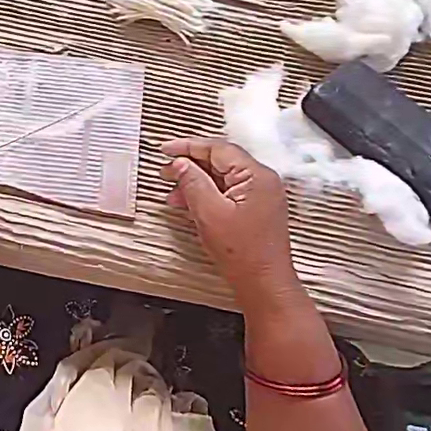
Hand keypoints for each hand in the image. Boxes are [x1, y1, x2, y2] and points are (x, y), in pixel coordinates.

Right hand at [162, 139, 301, 302]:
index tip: (167, 150)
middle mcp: (262, 180)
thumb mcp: (209, 213)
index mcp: (256, 176)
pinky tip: (190, 203)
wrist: (264, 284)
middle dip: (191, 165)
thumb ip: (193, 182)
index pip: (218, 149)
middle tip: (166, 172)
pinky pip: (228, 192)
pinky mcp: (256, 208)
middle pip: (221, 161)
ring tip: (173, 192)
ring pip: (223, 177)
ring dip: (197, 182)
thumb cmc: (244, 254)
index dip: (188, 147)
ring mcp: (261, 195)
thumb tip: (181, 163)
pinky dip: (208, 194)